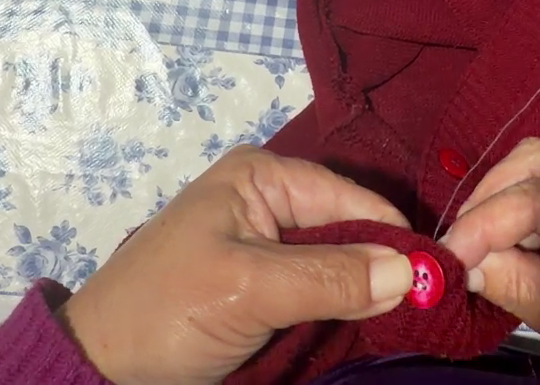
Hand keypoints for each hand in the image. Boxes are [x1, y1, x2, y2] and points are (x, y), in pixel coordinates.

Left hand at [61, 146, 416, 384]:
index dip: (395, 235)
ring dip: (364, 289)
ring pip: (335, 259)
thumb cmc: (167, 311)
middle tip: (430, 305)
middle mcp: (269, 196)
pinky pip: (316, 284)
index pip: (349, 198)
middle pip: (346, 226)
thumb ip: (330, 277)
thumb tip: (412, 272)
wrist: (96, 369)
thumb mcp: (250, 289)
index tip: (443, 277)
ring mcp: (265, 240)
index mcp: (263, 175)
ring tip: (409, 318)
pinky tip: (368, 324)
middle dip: (383, 264)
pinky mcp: (261, 280)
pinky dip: (340, 305)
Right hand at [439, 138, 539, 384]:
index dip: (485, 221)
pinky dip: (530, 200)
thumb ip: (525, 290)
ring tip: (480, 245)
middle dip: (490, 199)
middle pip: (538, 161)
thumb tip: (462, 263)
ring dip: (506, 196)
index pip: (539, 196)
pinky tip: (515, 238)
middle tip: (458, 250)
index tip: (445, 257)